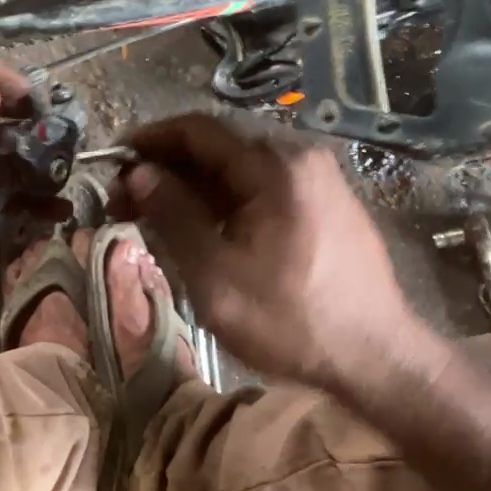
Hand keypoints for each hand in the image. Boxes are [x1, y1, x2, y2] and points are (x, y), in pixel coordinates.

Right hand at [120, 115, 424, 388]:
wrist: (378, 360)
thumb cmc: (291, 321)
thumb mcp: (215, 273)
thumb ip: (172, 215)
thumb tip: (138, 174)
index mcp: (275, 165)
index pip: (197, 130)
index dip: (148, 140)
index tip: (112, 162)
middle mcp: (298, 158)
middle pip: (216, 146)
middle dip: (165, 167)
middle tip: (124, 198)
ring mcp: (315, 179)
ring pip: (236, 168)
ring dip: (190, 186)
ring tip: (151, 215)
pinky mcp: (322, 203)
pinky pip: (258, 186)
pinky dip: (221, 199)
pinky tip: (195, 226)